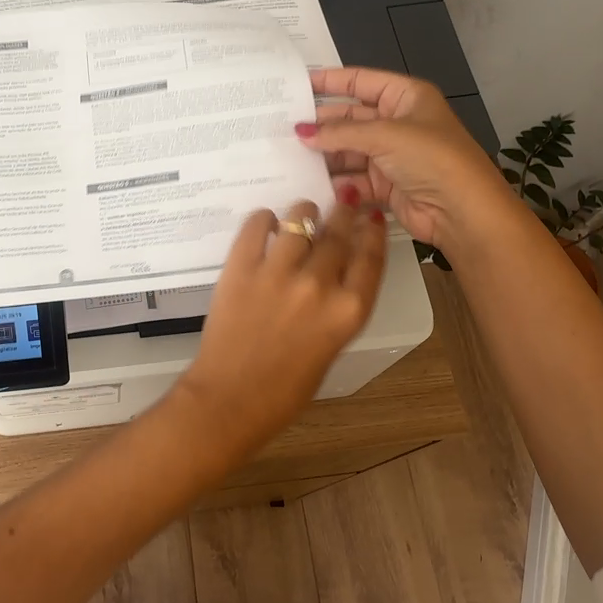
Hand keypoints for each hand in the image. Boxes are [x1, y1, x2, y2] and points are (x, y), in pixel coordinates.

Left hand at [172, 196, 387, 447]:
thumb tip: (334, 273)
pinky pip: (256, 226)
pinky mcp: (240, 268)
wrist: (231, 400)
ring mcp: (277, 273)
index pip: (371, 257)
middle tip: (341, 202)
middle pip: (338, 234)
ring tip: (302, 211)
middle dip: (342, 215)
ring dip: (304, 211)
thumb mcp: (330, 348)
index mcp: (348, 311)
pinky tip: (267, 221)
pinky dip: (264, 218)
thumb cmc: (285, 389)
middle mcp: (319, 285)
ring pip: (299, 219)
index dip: (372, 231)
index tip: (371, 216)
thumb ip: (336, 309)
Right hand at [296, 67, 508, 249]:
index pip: (361, 81)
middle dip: (321, 125)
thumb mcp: (385, 135)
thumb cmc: (430, 158)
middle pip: (350, 119)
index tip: (296, 85)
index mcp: (406, 97)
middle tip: (282, 128)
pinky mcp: (385, 185)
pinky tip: (308, 182)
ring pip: (348, 151)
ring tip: (288, 156)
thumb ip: (340, 133)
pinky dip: (335, 181)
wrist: (462, 211)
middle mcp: (398, 122)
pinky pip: (353, 178)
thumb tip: (301, 132)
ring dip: (324, 155)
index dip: (330, 82)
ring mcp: (391, 155)